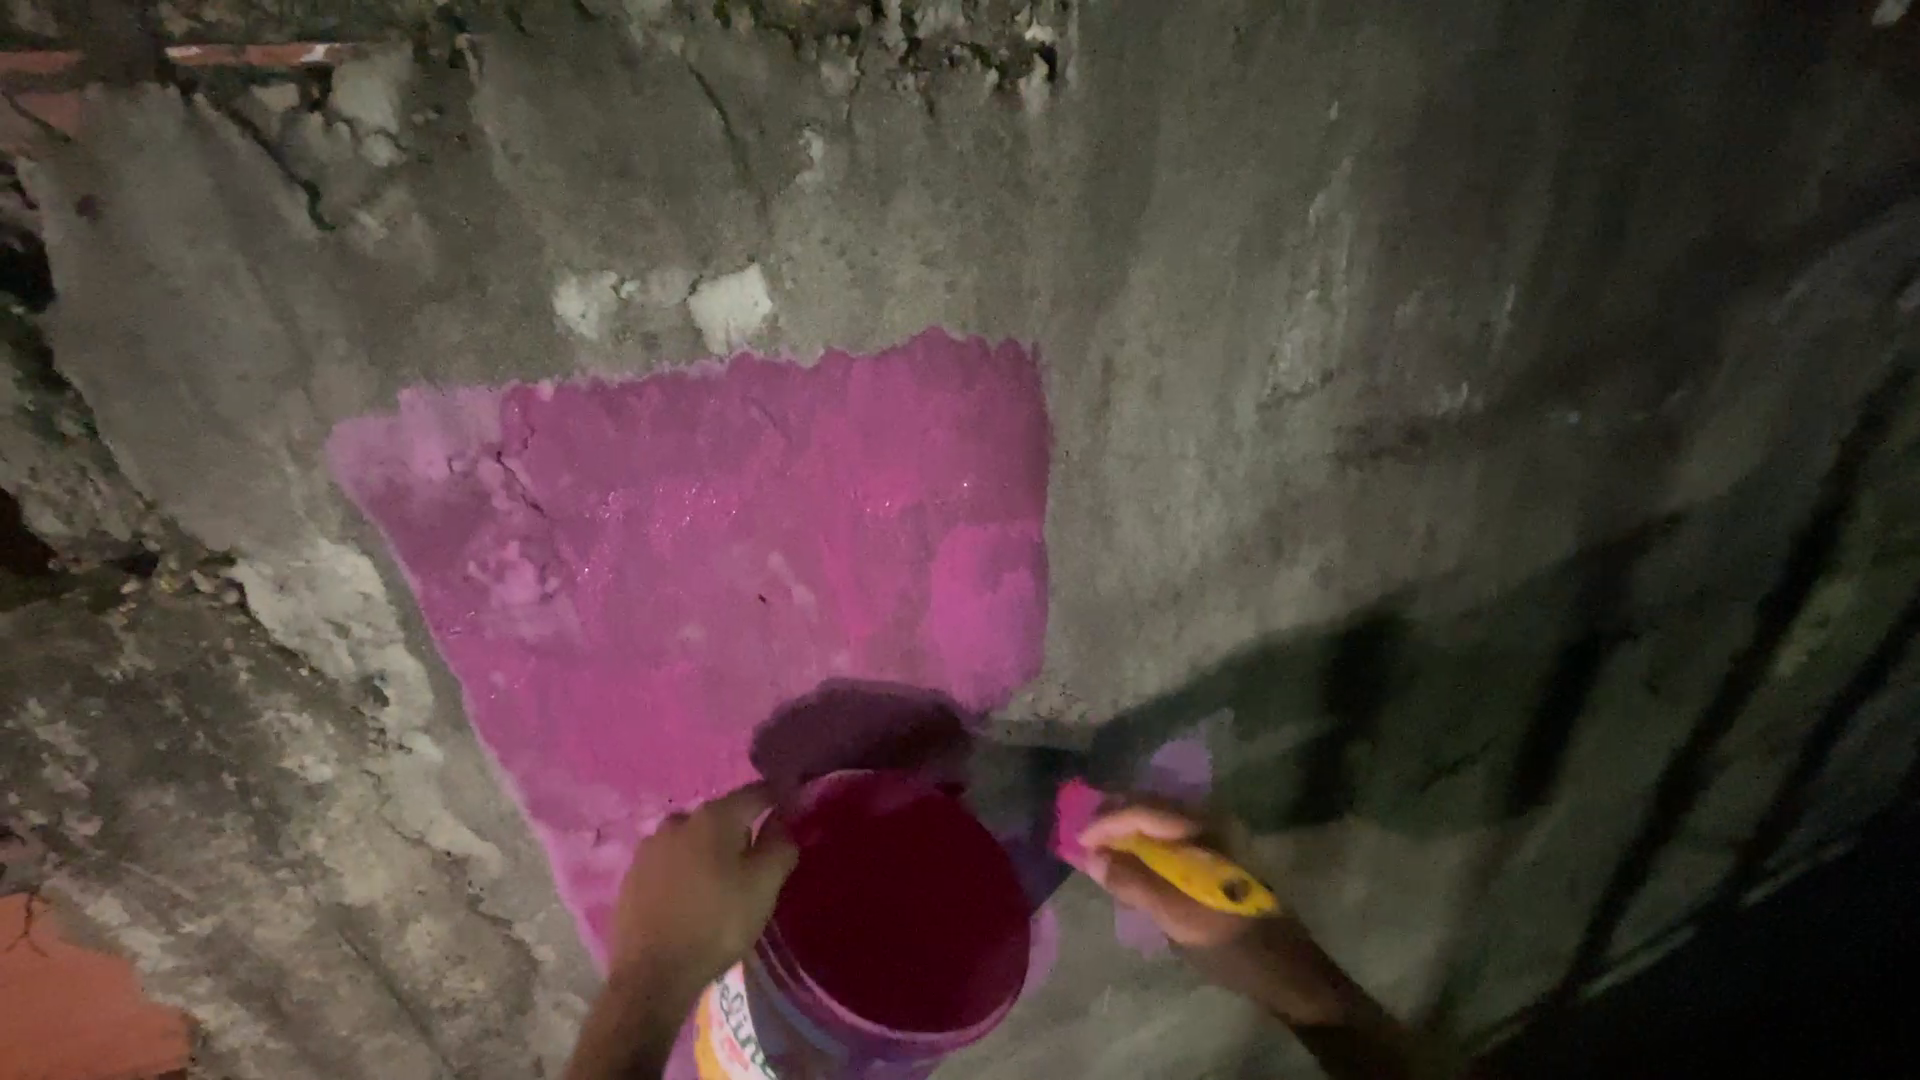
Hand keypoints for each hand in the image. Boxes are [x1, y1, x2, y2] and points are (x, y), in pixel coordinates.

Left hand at [608, 783, 798, 996]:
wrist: (651, 977)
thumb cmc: (717, 924)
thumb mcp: (764, 885)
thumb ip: (781, 844)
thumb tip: (785, 818)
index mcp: (715, 817)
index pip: (756, 792)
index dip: (778, 795)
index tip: (793, 804)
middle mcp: (679, 820)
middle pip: (722, 815)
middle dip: (741, 830)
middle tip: (756, 860)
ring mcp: (650, 847)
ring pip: (693, 838)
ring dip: (709, 850)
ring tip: (720, 882)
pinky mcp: (632, 876)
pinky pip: (669, 862)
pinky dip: (684, 870)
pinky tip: (690, 897)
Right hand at [1078, 802, 1263, 947]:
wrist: (1286, 971)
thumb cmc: (1230, 942)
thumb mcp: (1175, 915)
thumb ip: (1132, 882)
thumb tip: (1092, 858)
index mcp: (1204, 827)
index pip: (1143, 810)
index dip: (1106, 822)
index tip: (1078, 840)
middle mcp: (1210, 819)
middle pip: (1150, 806)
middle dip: (1113, 818)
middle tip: (1084, 839)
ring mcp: (1216, 834)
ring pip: (1159, 818)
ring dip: (1127, 829)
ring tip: (1101, 847)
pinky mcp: (1216, 852)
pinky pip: (1170, 833)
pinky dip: (1145, 841)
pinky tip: (1131, 858)